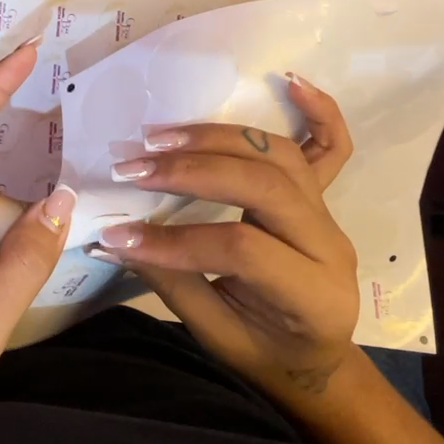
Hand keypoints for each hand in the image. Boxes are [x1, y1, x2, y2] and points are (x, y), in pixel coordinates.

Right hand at [95, 74, 360, 397]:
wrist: (313, 359)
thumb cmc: (264, 353)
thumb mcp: (216, 334)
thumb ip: (170, 282)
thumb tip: (112, 237)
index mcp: (310, 294)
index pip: (240, 248)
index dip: (175, 240)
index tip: (117, 237)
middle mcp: (328, 244)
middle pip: (264, 186)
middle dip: (191, 172)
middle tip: (134, 168)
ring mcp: (328, 214)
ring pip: (279, 156)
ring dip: (217, 138)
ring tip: (161, 138)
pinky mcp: (322, 196)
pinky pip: (330, 148)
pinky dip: (319, 113)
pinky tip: (291, 83)